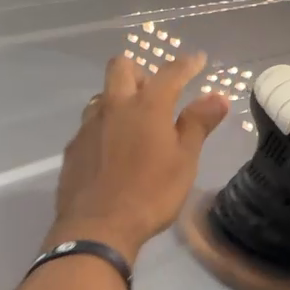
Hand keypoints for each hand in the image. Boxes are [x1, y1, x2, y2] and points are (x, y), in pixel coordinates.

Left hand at [48, 51, 229, 262]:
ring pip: (100, 98)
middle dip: (139, 72)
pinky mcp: (72, 150)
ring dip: (116, 103)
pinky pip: (87, 129)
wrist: (97, 228)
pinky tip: (108, 155)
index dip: (187, 64)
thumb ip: (198, 125)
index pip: (171, 73)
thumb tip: (217, 97)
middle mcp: (113, 107)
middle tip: (152, 94)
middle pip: (121, 68)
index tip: (197, 61)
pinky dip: (102, 132)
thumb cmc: (150, 195)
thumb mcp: (184, 162)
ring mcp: (87, 128)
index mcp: (147, 106)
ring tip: (129, 127)